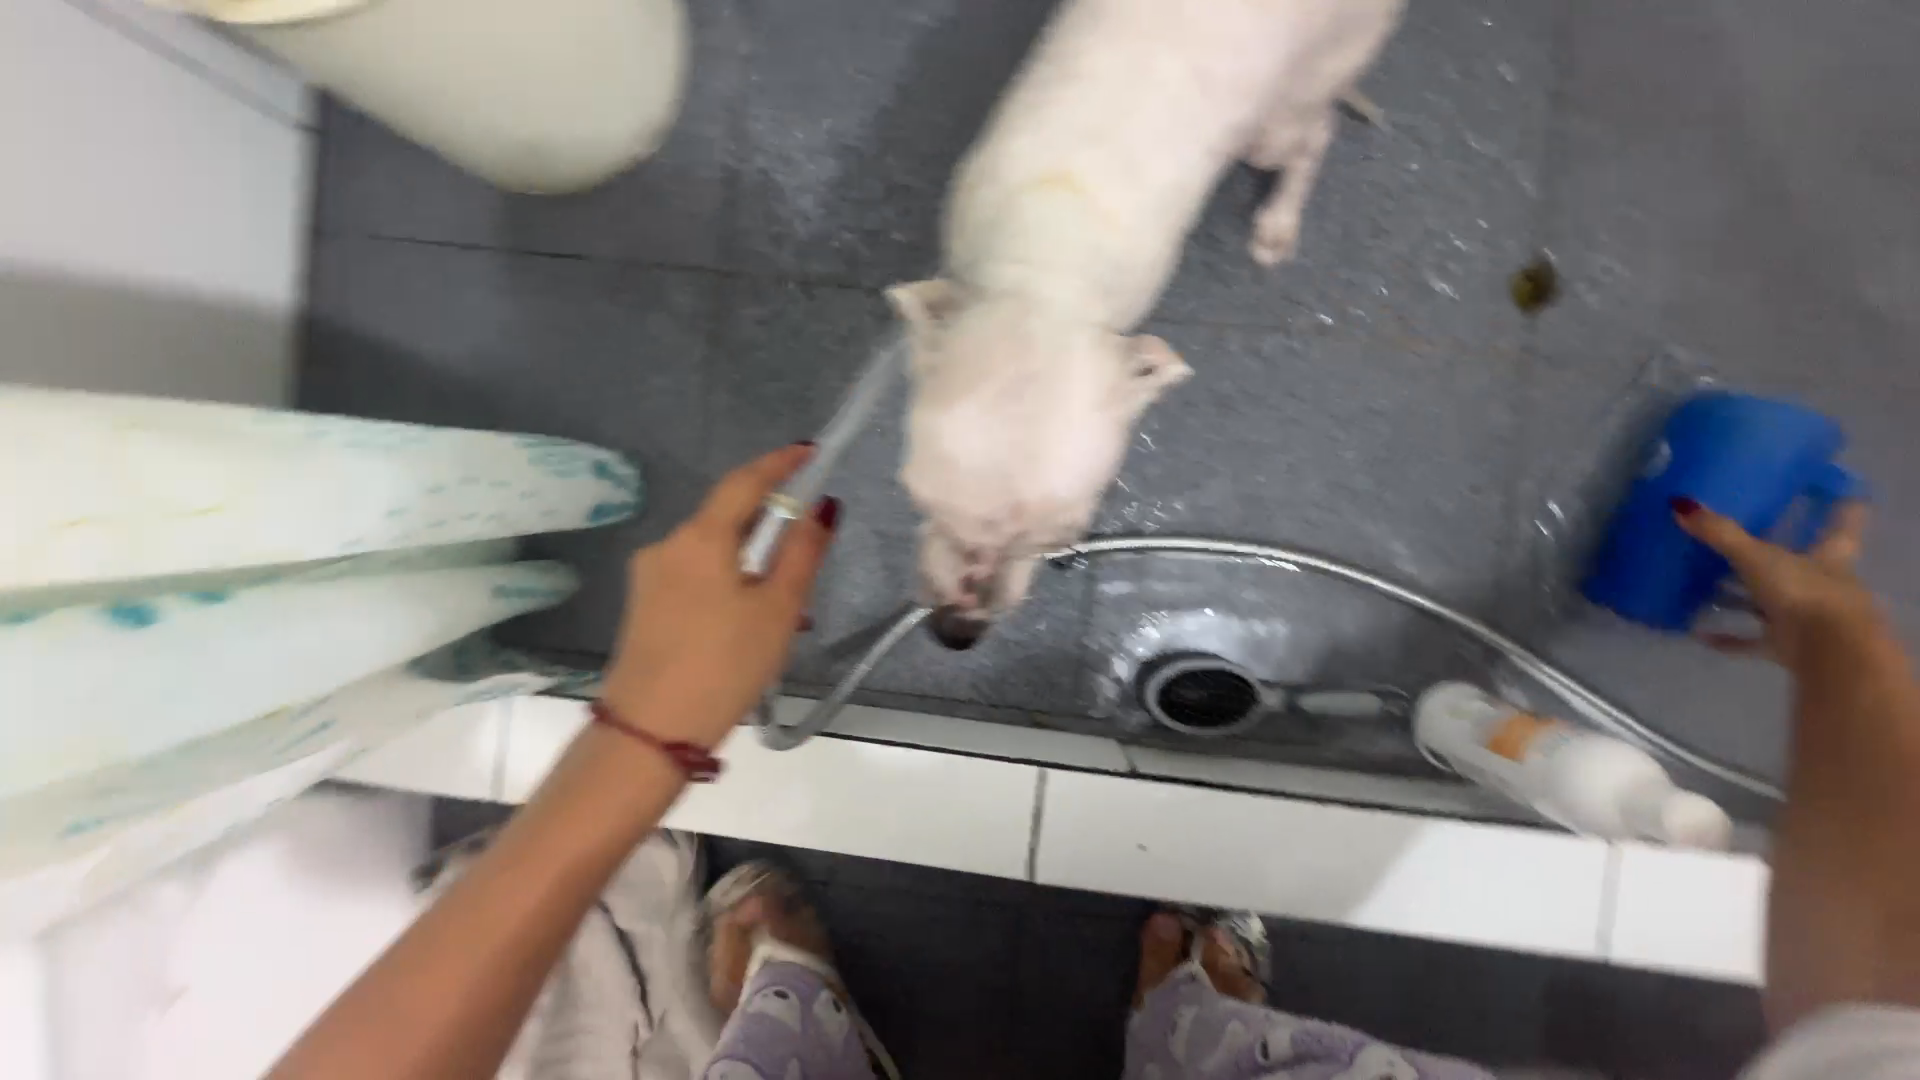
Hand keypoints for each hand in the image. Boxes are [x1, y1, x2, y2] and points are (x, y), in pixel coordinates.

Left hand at [600, 445, 838, 748]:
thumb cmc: (725, 664)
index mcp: (701, 537)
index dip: (780, 463)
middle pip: (727, 517)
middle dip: (770, 524)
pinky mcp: (644, 606)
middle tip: (809, 546)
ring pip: (713, 552)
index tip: (810, 452)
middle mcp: (668, 545)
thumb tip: (824, 505)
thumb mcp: (778, 608)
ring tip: (786, 607)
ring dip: (751, 563)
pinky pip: (695, 577)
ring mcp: (650, 576)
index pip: (745, 481)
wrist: (649, 732)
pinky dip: (728, 584)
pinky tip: (749, 623)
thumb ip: (803, 552)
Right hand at [1672, 496, 1880, 671]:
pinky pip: (1751, 638)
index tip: (1843, 493)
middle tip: (1740, 545)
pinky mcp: (1787, 642)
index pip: (1840, 526)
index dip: (1842, 510)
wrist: (1827, 650)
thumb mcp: (1755, 556)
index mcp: (1828, 557)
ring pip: (1771, 602)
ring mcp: (1806, 615)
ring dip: (1741, 599)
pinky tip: (1699, 633)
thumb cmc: (1803, 592)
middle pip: (1799, 564)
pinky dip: (1727, 637)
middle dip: (1773, 557)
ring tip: (1704, 590)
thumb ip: (1720, 533)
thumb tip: (1679, 504)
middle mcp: (1822, 583)